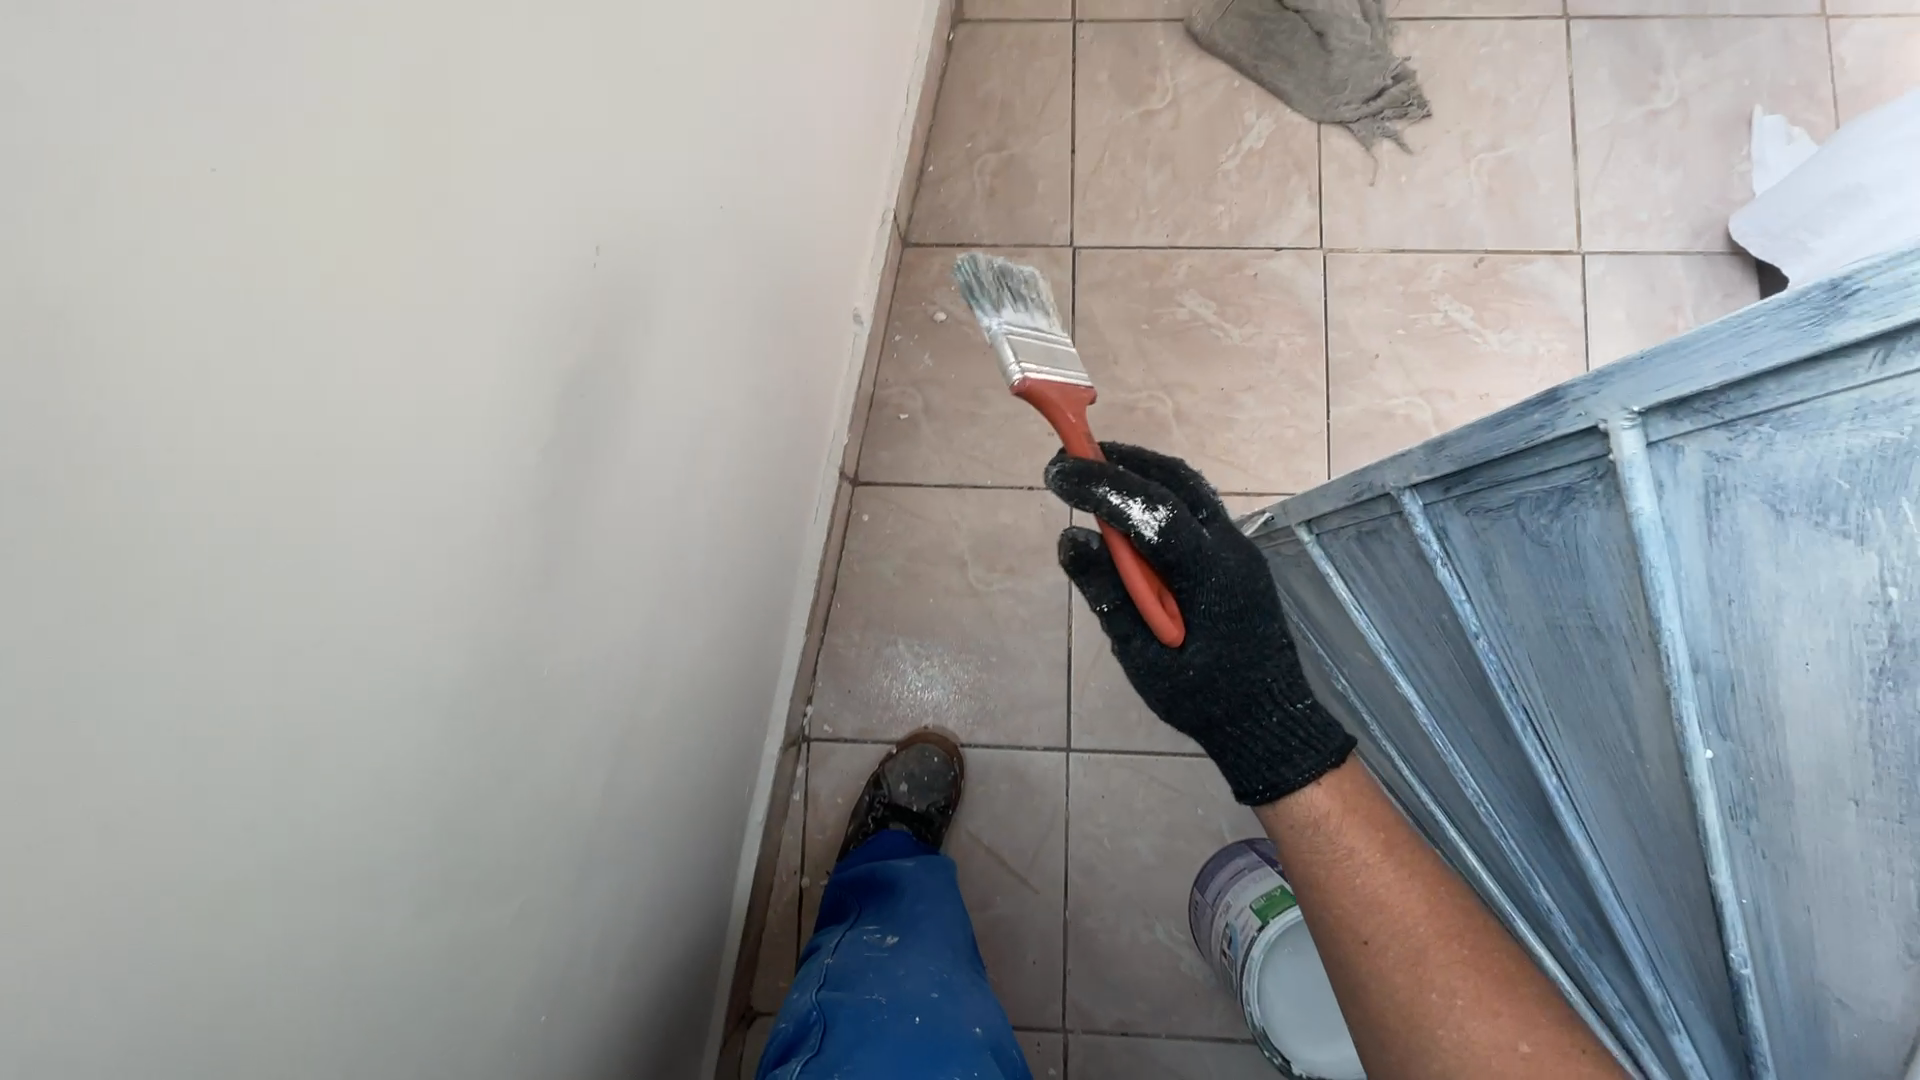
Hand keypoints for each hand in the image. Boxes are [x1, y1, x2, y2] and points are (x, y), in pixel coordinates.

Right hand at [1044, 443, 1354, 805]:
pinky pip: (1194, 508)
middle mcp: (1230, 547)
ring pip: (1189, 488)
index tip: (1056, 474)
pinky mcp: (1235, 555)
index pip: (1153, 510)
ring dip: (1140, 470)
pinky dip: (1157, 492)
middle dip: (1120, 462)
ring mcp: (1238, 547)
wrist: (1267, 718)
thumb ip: (1109, 595)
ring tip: (1093, 469)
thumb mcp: (1142, 657)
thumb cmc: (1201, 698)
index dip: (1102, 485)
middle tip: (1069, 458)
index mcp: (1211, 574)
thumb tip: (1070, 538)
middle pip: (1176, 481)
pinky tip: (1128, 506)